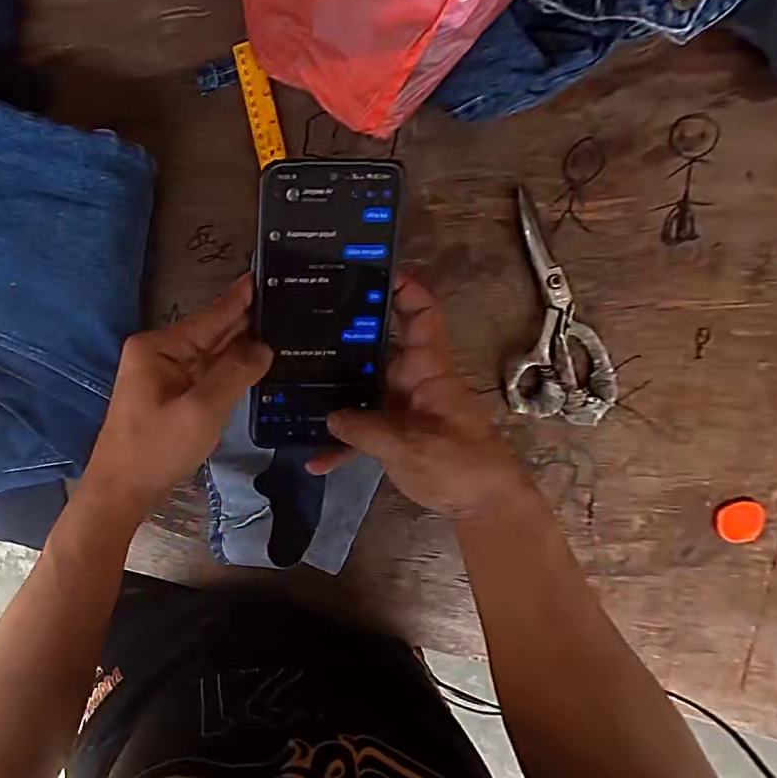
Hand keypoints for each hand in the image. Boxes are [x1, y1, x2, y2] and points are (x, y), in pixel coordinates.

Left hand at [80, 275, 272, 514]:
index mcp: (159, 348)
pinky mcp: (170, 396)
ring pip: (211, 356)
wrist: (121, 491)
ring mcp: (163, 376)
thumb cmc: (156, 449)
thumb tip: (264, 346)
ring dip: (241, 347)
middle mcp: (159, 354)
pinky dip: (229, 370)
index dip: (240, 299)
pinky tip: (254, 362)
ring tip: (279, 327)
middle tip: (286, 303)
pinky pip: (206, 375)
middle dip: (246, 322)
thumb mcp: (202, 410)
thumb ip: (236, 373)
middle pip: (211, 333)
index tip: (262, 275)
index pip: (209, 317)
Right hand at [309, 274, 531, 519]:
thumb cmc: (461, 464)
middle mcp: (411, 381)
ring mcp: (400, 409)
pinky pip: (361, 432)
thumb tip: (330, 417)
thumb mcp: (410, 444)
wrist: (484, 506)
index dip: (404, 289)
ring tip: (293, 388)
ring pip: (361, 391)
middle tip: (304, 326)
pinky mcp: (394, 436)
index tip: (372, 270)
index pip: (421, 315)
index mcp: (428, 369)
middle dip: (345, 337)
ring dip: (332, 394)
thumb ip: (365, 429)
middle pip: (376, 349)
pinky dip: (341, 445)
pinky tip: (314, 460)